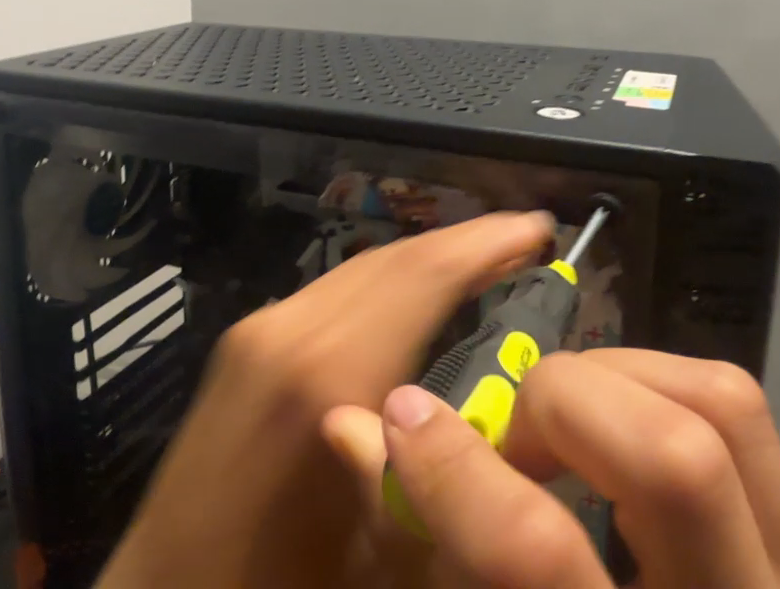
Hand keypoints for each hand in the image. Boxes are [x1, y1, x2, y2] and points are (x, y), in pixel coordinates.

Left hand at [96, 211, 555, 588]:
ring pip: (356, 271)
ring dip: (421, 262)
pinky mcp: (242, 345)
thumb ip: (447, 468)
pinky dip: (382, 286)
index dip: (484, 242)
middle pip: (389, 261)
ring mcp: (256, 331)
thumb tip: (496, 402)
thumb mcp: (390, 547)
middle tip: (521, 241)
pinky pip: (328, 295)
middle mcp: (287, 330)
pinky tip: (412, 299)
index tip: (536, 225)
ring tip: (481, 264)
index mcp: (328, 372)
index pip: (419, 276)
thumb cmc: (286, 579)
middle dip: (459, 243)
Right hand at [323, 349, 779, 587]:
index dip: (456, 472)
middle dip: (555, 409)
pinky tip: (606, 429)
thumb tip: (352, 425)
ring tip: (557, 426)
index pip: (537, 556)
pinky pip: (736, 410)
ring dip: (611, 379)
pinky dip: (652, 384)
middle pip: (671, 458)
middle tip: (508, 443)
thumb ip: (428, 538)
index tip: (403, 416)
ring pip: (721, 406)